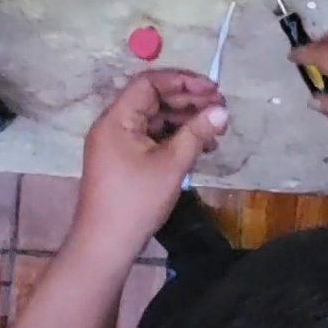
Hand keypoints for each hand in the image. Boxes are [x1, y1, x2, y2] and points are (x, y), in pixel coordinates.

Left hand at [73, 70, 229, 258]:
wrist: (105, 245)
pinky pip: (151, 137)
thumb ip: (197, 133)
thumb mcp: (171, 165)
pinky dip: (175, 137)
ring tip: (215, 129)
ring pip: (155, 119)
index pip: (149, 83)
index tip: (212, 90)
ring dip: (185, 120)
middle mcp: (113, 125)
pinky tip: (201, 146)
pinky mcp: (124, 160)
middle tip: (220, 107)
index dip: (182, 81)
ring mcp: (117, 143)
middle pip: (153, 99)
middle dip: (188, 100)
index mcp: (116, 119)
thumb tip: (222, 111)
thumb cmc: (136, 201)